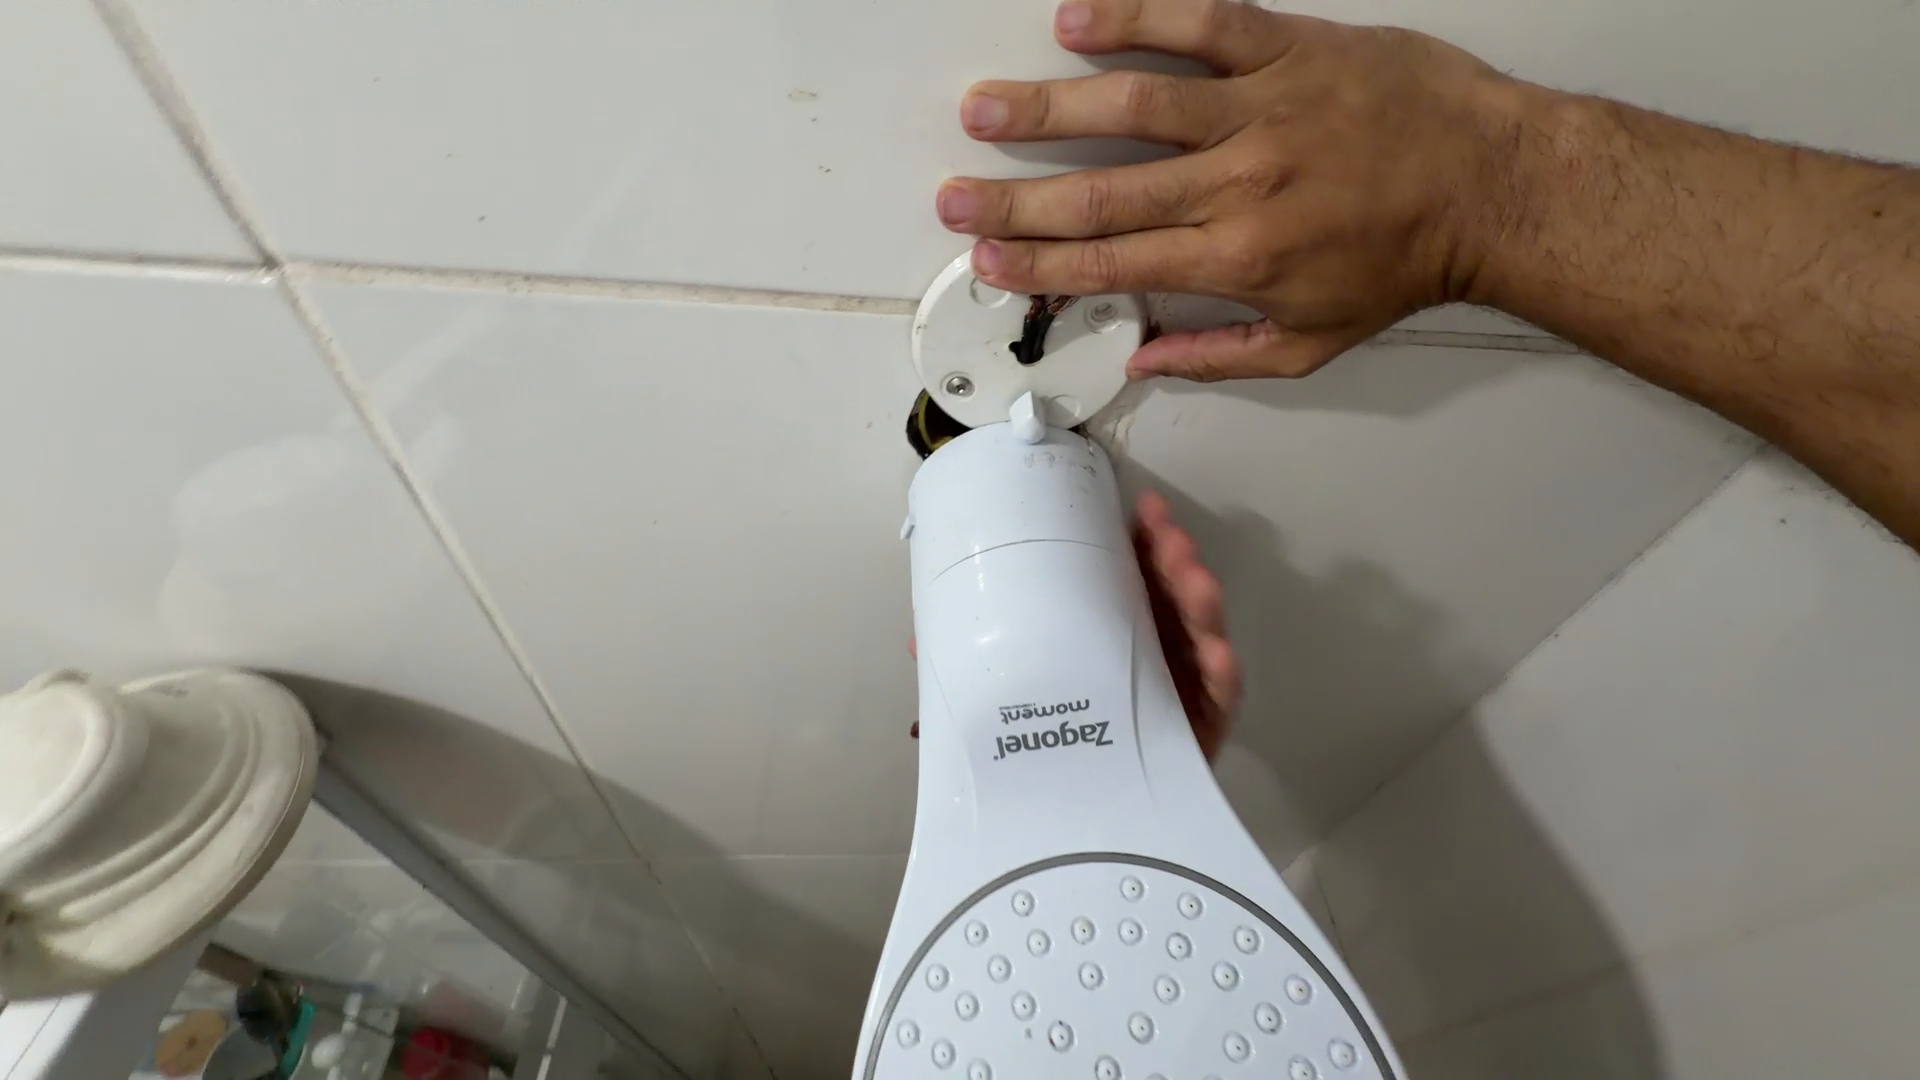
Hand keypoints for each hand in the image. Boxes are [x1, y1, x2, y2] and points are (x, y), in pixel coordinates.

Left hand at [910, 492, 1241, 759]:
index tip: (1140, 510)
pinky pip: (1218, 703)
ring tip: (1195, 580)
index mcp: (1115, 637)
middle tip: (1165, 537)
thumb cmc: (1058, 744)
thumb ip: (981, 668)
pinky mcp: (1200, 732)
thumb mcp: (1015, 696)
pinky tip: (1217, 657)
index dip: (1141, 542)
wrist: (1086, 816)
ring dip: (1200, 602)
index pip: (1132, 580)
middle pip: (1170, 599)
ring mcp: (1180, 689)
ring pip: (1200, 638)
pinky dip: (1222, 677)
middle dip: (1172, 560)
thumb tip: (922, 642)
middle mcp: (1152, 654)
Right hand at [936, 0, 1529, 381]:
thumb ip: (1214, 356)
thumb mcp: (1305, 345)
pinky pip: (1205, 24)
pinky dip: (1138, 18)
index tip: (987, 264)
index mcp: (1233, 262)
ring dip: (1050, 112)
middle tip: (954, 199)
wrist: (1494, 189)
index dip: (1038, 268)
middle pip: (1100, 197)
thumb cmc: (1398, 271)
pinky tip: (1077, 17)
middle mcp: (1236, 187)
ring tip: (984, 110)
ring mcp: (1261, 110)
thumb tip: (1140, 356)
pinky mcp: (1294, 49)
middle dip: (1015, 204)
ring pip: (1135, 109)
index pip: (1109, 266)